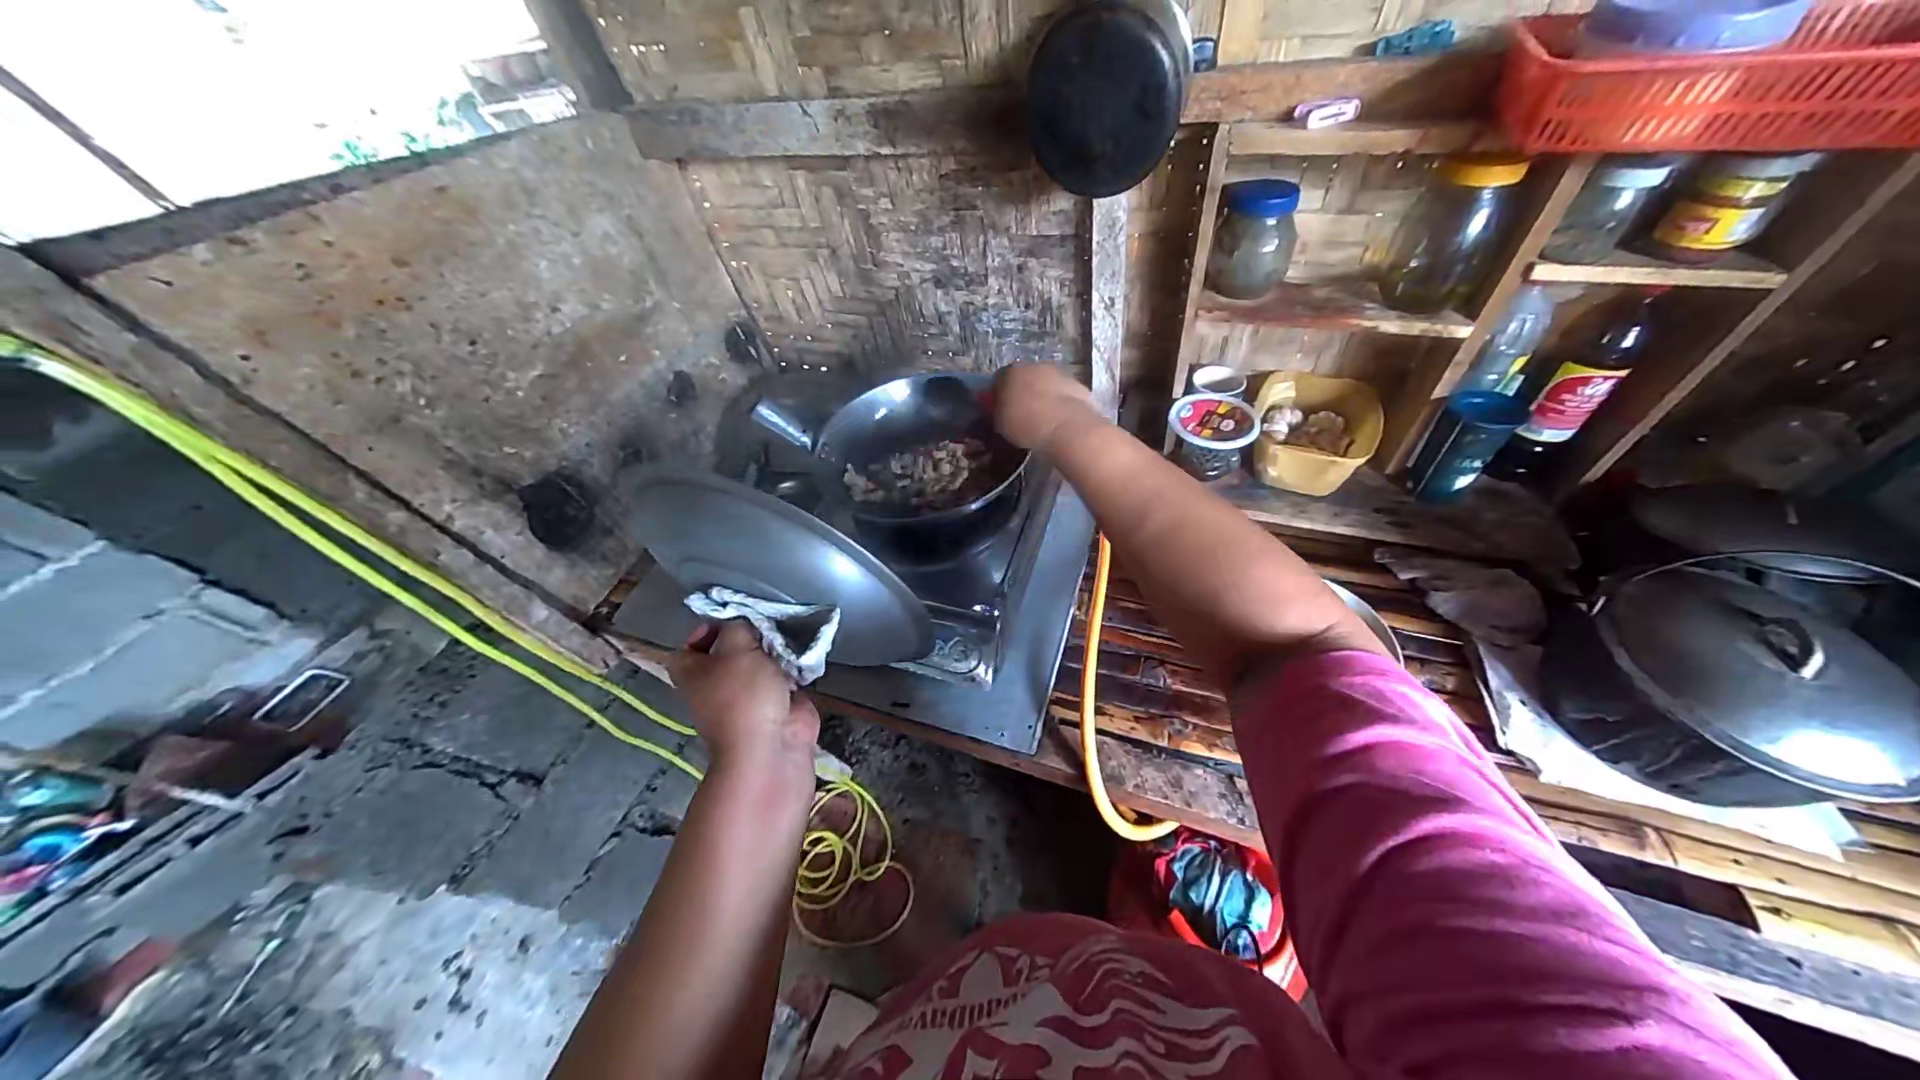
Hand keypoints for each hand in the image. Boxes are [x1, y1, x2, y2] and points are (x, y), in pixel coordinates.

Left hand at [670, 621, 819, 773]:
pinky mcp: (778, 699)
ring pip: (763, 657)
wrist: (771, 745)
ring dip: (778, 646)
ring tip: (790, 633)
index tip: (737, 618)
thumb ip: (738, 625)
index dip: (712, 626)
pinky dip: (796, 663)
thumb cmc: (743, 694)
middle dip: (753, 632)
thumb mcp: (735, 646)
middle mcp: (717, 680)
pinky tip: (805, 651)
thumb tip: (745, 623)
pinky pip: (786, 672)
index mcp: (692, 670)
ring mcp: (749, 692)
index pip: (694, 640)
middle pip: (733, 646)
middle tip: (770, 621)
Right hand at [993, 363, 1103, 451]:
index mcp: (1011, 371)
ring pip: (1048, 384)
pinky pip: (1065, 395)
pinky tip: (1060, 421)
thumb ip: (998, 410)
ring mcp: (1060, 374)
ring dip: (1045, 396)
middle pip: (1026, 377)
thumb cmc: (1026, 424)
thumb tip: (999, 406)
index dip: (1000, 394)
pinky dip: (1062, 404)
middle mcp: (1036, 366)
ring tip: (1044, 419)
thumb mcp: (1000, 422)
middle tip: (1024, 413)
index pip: (1000, 378)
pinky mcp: (1080, 386)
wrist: (1067, 428)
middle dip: (1025, 391)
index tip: (1002, 409)